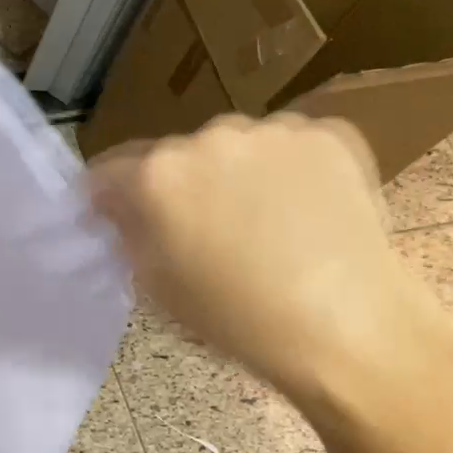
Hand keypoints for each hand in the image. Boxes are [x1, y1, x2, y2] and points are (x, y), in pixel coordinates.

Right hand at [86, 114, 452, 419]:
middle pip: (174, 156)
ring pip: (232, 147)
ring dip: (229, 174)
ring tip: (253, 220)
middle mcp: (207, 138)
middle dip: (174, 186)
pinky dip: (283, 171)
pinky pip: (287, 146)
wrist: (343, 321)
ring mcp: (273, 131)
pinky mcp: (329, 134)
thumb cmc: (231, 314)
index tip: (114, 221)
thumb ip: (128, 232)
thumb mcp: (153, 282)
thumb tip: (123, 209)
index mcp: (155, 176)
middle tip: (193, 229)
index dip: (108, 199)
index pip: (109, 172)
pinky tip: (297, 211)